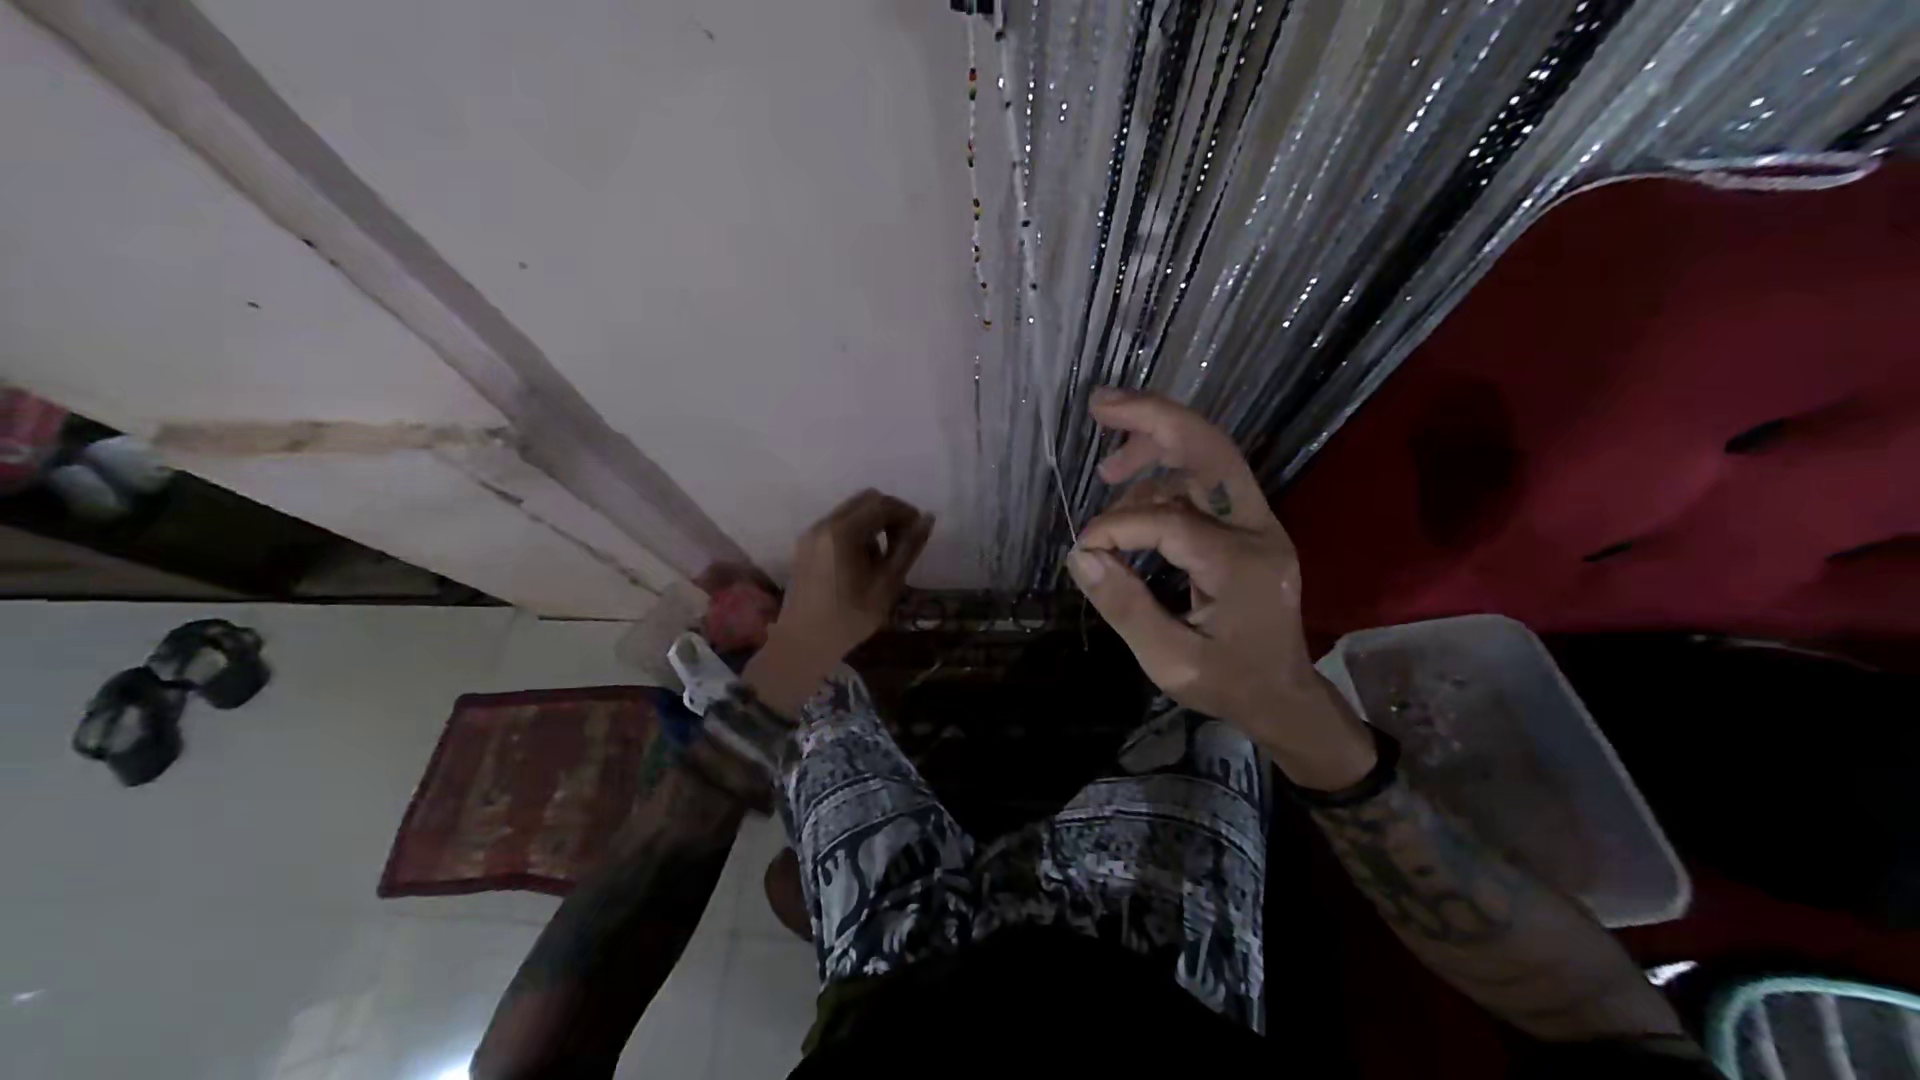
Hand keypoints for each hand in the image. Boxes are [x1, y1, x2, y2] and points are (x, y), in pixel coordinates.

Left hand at [748, 490, 932, 715]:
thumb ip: (908, 548)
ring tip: (884, 558)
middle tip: (903, 544)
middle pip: (866, 500)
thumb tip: (928, 519)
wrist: (802, 643)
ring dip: (874, 524)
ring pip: (852, 511)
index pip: (881, 504)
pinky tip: (864, 563)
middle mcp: (823, 524)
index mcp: (842, 532)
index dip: (906, 513)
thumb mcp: (887, 584)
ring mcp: (812, 534)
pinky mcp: (807, 545)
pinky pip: (838, 525)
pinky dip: (858, 533)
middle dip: (890, 515)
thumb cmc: (849, 618)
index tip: (919, 534)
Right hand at [1065, 388, 1373, 789]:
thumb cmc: (1229, 683)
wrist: (1283, 695)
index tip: (1083, 552)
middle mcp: (1259, 530)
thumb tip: (1080, 556)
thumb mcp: (1171, 662)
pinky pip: (1203, 482)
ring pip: (1208, 457)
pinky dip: (1163, 475)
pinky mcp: (1248, 526)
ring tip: (1107, 468)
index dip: (1115, 528)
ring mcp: (1258, 523)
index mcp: (1244, 565)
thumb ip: (1126, 607)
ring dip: (1156, 447)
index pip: (1168, 522)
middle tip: (1101, 403)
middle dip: (1155, 418)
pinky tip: (1130, 493)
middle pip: (1211, 451)